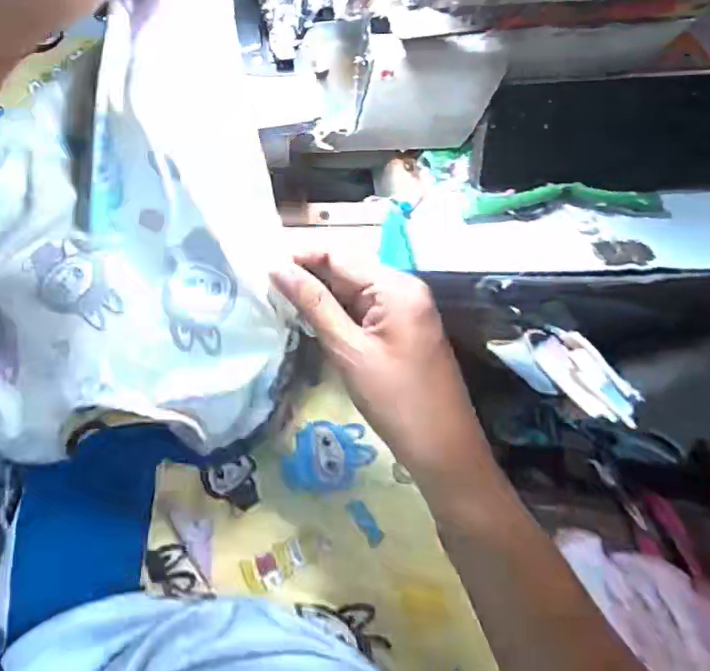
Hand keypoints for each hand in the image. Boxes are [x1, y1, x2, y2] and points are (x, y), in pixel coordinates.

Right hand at [272, 251, 488, 481]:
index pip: (337, 255)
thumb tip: (277, 268)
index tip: (264, 271)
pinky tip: (311, 320)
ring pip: (351, 287)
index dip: (299, 258)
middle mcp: (404, 288)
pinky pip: (363, 306)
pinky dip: (337, 310)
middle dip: (307, 276)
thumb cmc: (396, 401)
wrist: (446, 454)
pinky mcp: (403, 326)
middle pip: (345, 268)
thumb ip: (313, 303)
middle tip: (268, 290)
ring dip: (319, 294)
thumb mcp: (348, 350)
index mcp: (395, 288)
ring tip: (282, 303)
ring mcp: (406, 308)